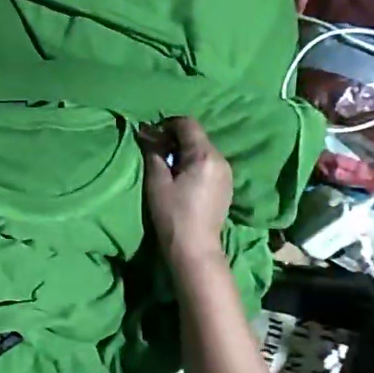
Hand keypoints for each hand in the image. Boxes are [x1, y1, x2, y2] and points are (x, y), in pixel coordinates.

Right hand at [140, 116, 232, 268]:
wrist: (195, 248)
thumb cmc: (173, 214)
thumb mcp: (157, 182)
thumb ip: (153, 153)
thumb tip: (147, 134)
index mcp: (204, 155)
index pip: (187, 124)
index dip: (167, 125)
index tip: (151, 137)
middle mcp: (221, 159)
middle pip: (197, 137)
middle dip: (175, 139)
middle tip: (156, 152)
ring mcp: (226, 173)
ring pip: (203, 150)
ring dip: (184, 152)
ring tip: (167, 167)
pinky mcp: (226, 186)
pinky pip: (209, 164)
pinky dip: (194, 164)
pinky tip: (182, 180)